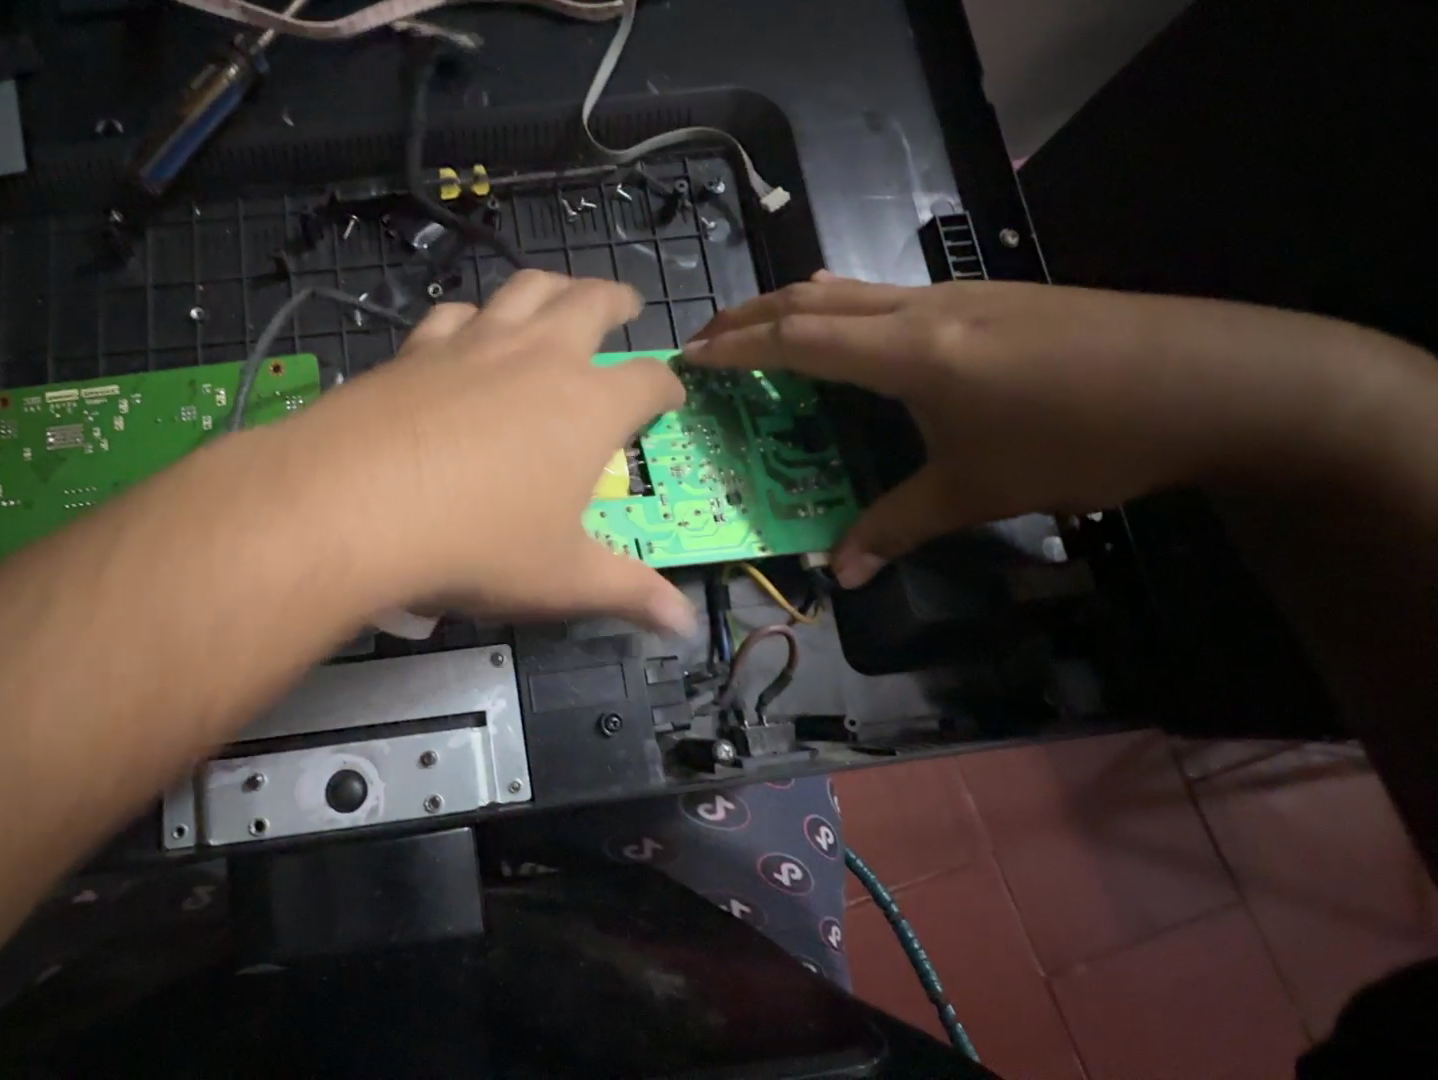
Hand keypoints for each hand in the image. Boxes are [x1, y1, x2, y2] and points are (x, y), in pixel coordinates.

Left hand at [272, 270, 697, 634]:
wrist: (355, 507)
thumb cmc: (476, 546)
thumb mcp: (560, 580)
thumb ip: (627, 594)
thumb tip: (684, 624)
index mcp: (589, 406)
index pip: (647, 381)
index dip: (665, 387)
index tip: (669, 396)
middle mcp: (538, 357)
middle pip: (590, 303)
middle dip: (615, 300)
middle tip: (625, 304)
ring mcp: (473, 346)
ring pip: (524, 289)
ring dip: (551, 288)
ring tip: (558, 296)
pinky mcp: (415, 350)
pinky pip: (454, 315)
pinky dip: (473, 316)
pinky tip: (466, 328)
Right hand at [687, 273, 1424, 585]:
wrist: (1225, 379)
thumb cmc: (1084, 439)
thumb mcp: (979, 491)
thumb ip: (896, 527)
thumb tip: (837, 575)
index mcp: (910, 353)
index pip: (797, 340)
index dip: (737, 348)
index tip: (688, 356)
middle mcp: (923, 310)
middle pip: (813, 299)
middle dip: (750, 315)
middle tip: (704, 337)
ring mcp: (961, 295)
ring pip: (852, 287)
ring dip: (794, 303)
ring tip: (756, 326)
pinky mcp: (992, 297)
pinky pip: (889, 292)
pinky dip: (842, 303)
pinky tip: (847, 323)